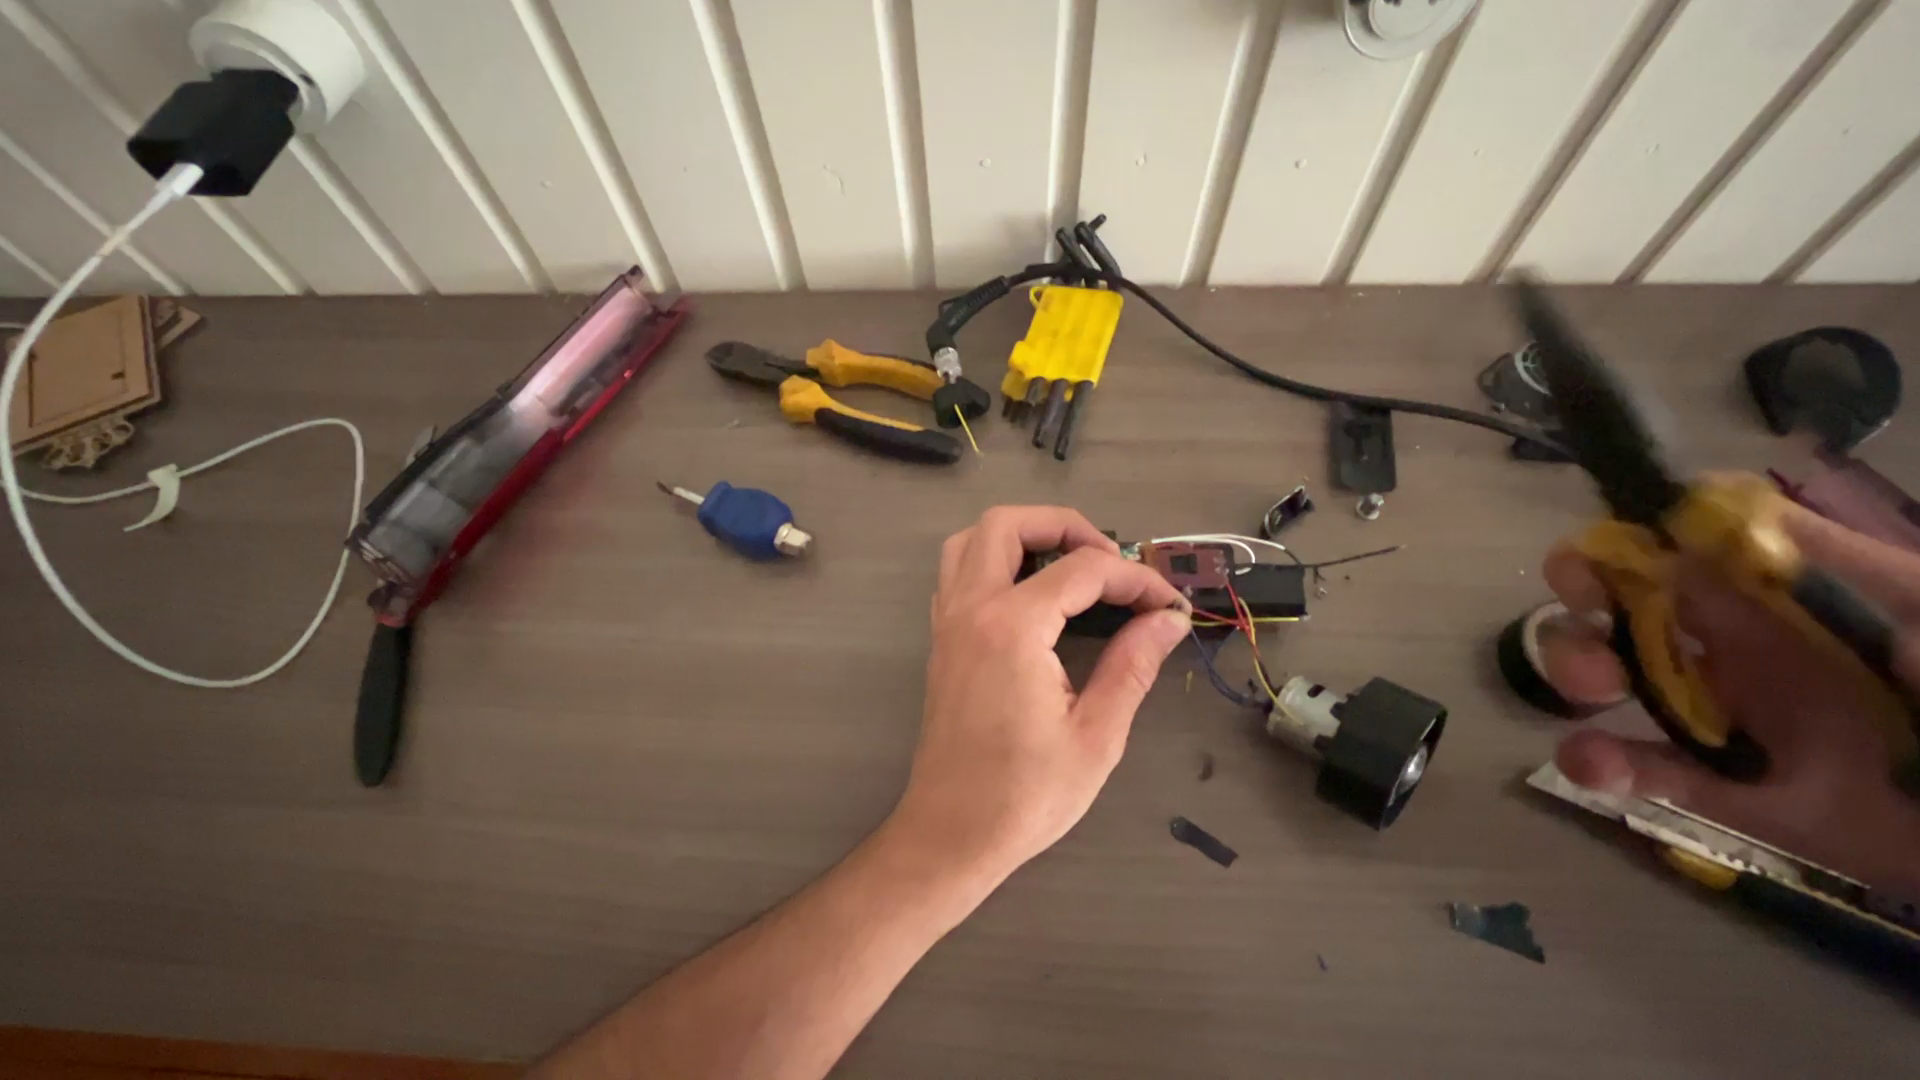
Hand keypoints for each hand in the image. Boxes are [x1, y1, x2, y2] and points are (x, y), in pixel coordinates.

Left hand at [885, 506, 1191, 882]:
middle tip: (1110, 563)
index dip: (1134, 578)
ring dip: (1020, 536)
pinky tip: (1031, 598)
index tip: (1168, 604)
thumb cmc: (1026, 794)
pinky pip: (959, 573)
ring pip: (972, 540)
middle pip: (1007, 524)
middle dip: (1065, 526)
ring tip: (1069, 568)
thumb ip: (1133, 665)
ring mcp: (948, 622)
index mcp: (1012, 627)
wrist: (952, 832)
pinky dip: (993, 563)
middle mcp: (971, 609)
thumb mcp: (1096, 734)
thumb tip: (1168, 620)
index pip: (1082, 570)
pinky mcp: (941, 641)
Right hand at [1541, 505, 1919, 895]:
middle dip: (1587, 597)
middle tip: (1591, 619)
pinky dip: (1597, 760)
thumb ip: (1852, 572)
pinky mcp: (1718, 787)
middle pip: (1629, 595)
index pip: (1693, 539)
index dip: (1639, 533)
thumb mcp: (1918, 609)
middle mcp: (1744, 643)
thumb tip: (1746, 532)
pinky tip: (1591, 763)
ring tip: (1591, 693)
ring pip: (1612, 670)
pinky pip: (1637, 766)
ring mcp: (1725, 713)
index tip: (1614, 553)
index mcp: (1793, 598)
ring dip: (1578, 668)